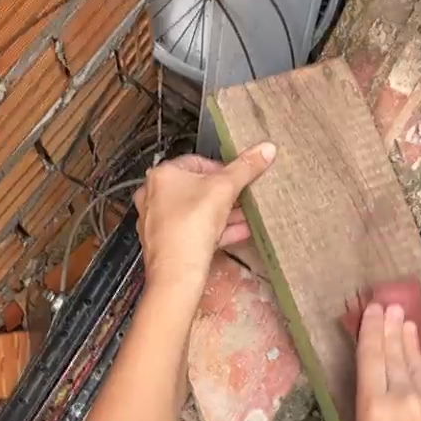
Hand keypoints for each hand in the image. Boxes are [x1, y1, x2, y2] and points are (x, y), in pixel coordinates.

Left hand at [133, 144, 275, 285]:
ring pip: (196, 212)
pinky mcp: (166, 243)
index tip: (239, 177)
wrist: (177, 272)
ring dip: (223, 213)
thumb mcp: (225, 188)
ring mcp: (157, 221)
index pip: (196, 162)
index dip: (222, 169)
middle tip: (245, 197)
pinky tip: (240, 232)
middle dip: (225, 194)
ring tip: (248, 216)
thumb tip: (266, 149)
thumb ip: (246, 168)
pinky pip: (194, 232)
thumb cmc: (191, 224)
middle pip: (196, 188)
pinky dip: (216, 230)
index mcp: (162, 175)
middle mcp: (154, 196)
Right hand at [355, 303, 420, 420]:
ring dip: (412, 344)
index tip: (373, 308)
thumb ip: (373, 406)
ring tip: (406, 324)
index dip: (372, 330)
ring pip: (420, 366)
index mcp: (374, 409)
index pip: (371, 357)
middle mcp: (406, 399)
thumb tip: (383, 374)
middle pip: (396, 354)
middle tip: (390, 305)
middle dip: (392, 328)